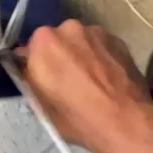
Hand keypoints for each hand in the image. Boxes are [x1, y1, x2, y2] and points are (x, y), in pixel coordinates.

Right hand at [18, 20, 152, 152]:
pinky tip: (108, 78)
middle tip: (68, 81)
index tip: (44, 80)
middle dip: (60, 56)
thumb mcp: (40, 106)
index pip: (31, 49)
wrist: (125, 123)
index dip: (36, 65)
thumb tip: (28, 69)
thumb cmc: (77, 118)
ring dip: (81, 54)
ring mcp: (95, 31)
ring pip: (80, 41)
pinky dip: (101, 56)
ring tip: (92, 80)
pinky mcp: (117, 39)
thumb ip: (29, 80)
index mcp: (43, 42)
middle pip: (57, 40)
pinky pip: (101, 45)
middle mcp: (67, 28)